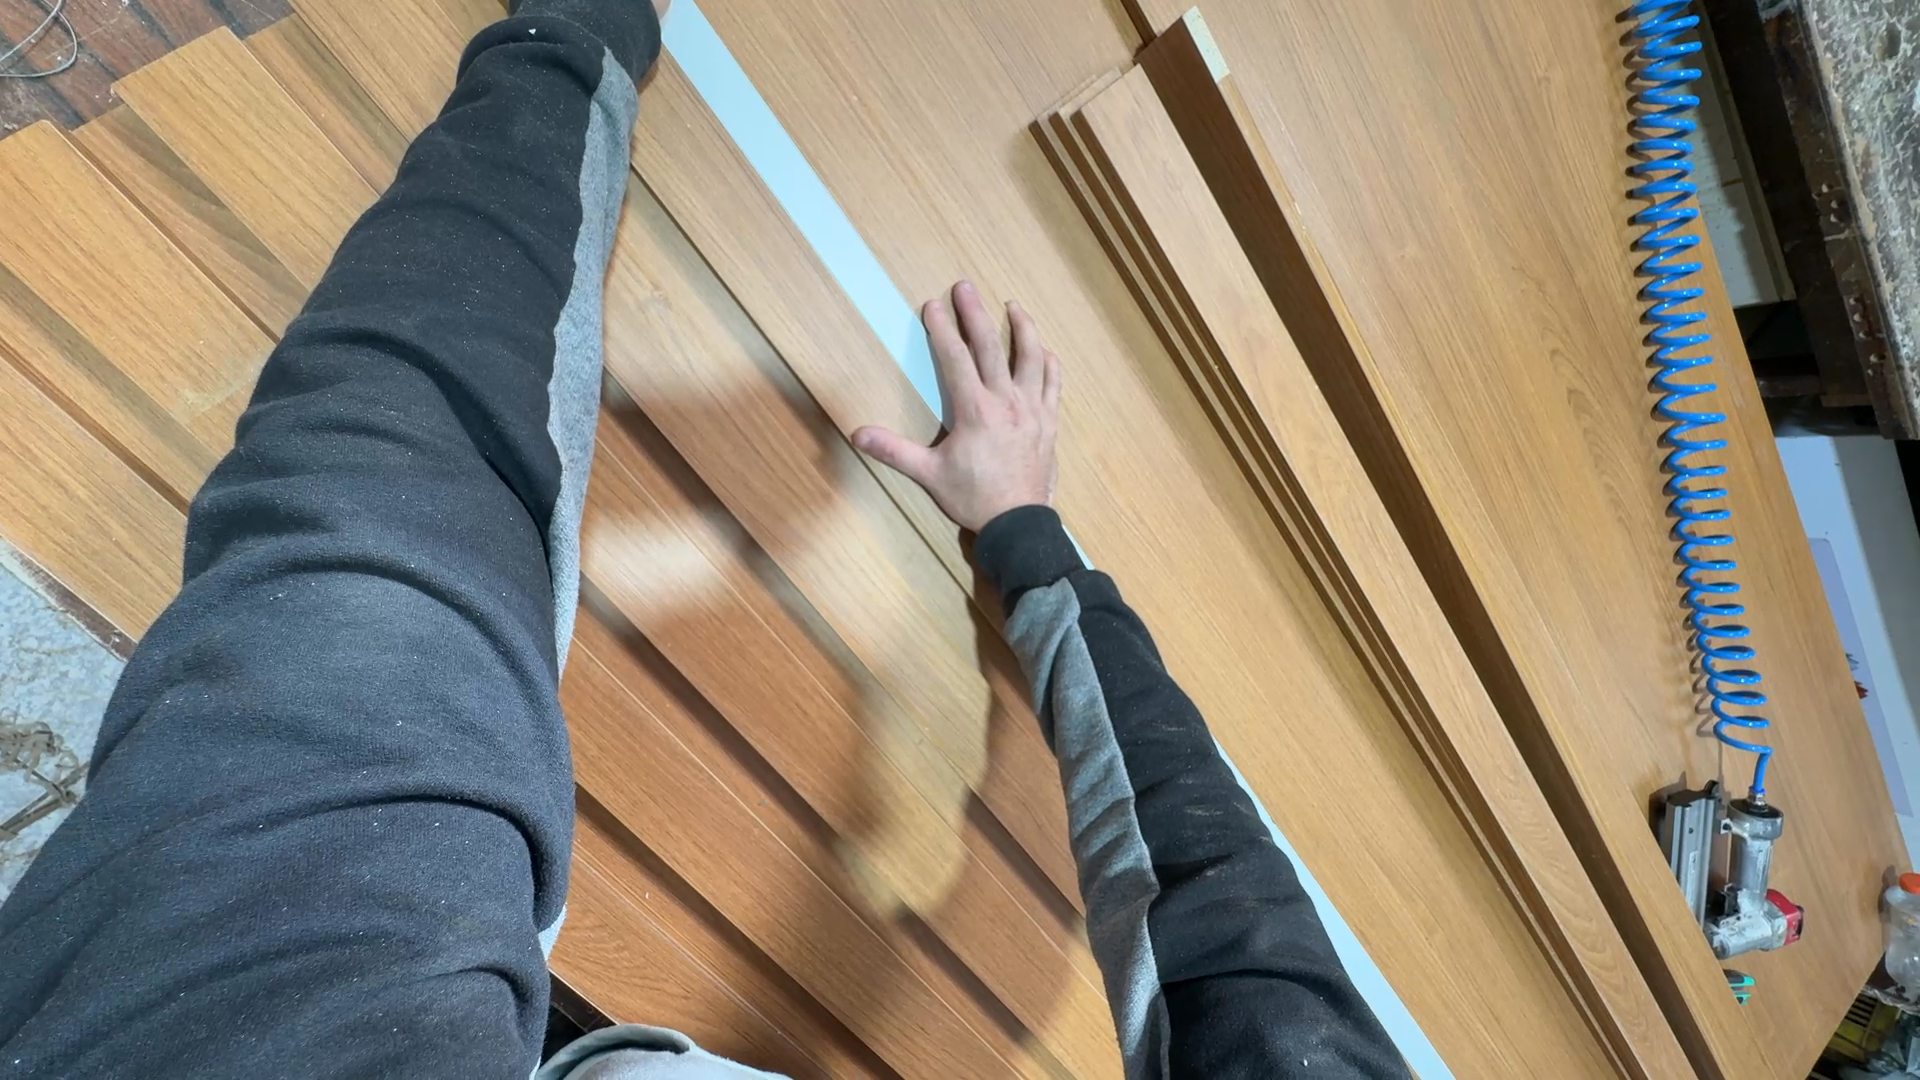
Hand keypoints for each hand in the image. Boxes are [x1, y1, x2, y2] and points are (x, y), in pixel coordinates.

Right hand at [853, 281, 1061, 532]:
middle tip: (965, 286)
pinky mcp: (1049, 421)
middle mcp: (1006, 400)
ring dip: (1022, 327)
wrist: (1018, 522)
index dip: (942, 329)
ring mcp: (1032, 409)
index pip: (955, 358)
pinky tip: (1044, 350)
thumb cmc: (973, 498)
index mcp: (975, 410)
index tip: (933, 305)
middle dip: (975, 313)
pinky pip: (1053, 383)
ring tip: (1014, 307)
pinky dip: (1049, 362)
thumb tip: (857, 435)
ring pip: (1031, 356)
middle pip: (991, 346)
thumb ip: (895, 451)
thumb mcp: (929, 475)